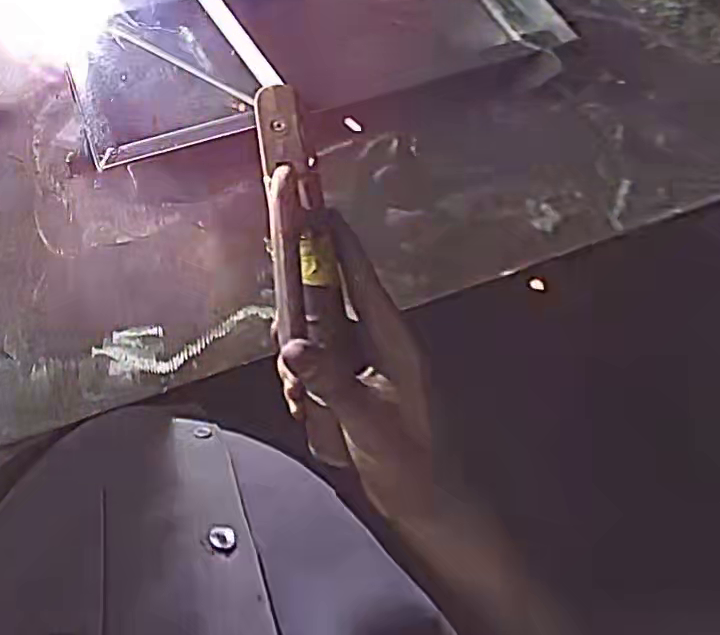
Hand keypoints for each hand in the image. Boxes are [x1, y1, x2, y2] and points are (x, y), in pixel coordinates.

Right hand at [273, 204, 438, 524]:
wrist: (433, 513)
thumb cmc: (416, 468)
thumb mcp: (370, 424)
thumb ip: (331, 382)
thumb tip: (291, 344)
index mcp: (392, 341)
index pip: (360, 279)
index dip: (338, 241)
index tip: (317, 206)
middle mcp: (373, 344)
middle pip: (326, 300)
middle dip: (300, 307)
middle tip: (286, 308)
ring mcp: (359, 364)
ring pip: (311, 335)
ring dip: (298, 362)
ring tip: (308, 405)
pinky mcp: (345, 382)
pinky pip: (308, 362)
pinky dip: (300, 381)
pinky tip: (309, 412)